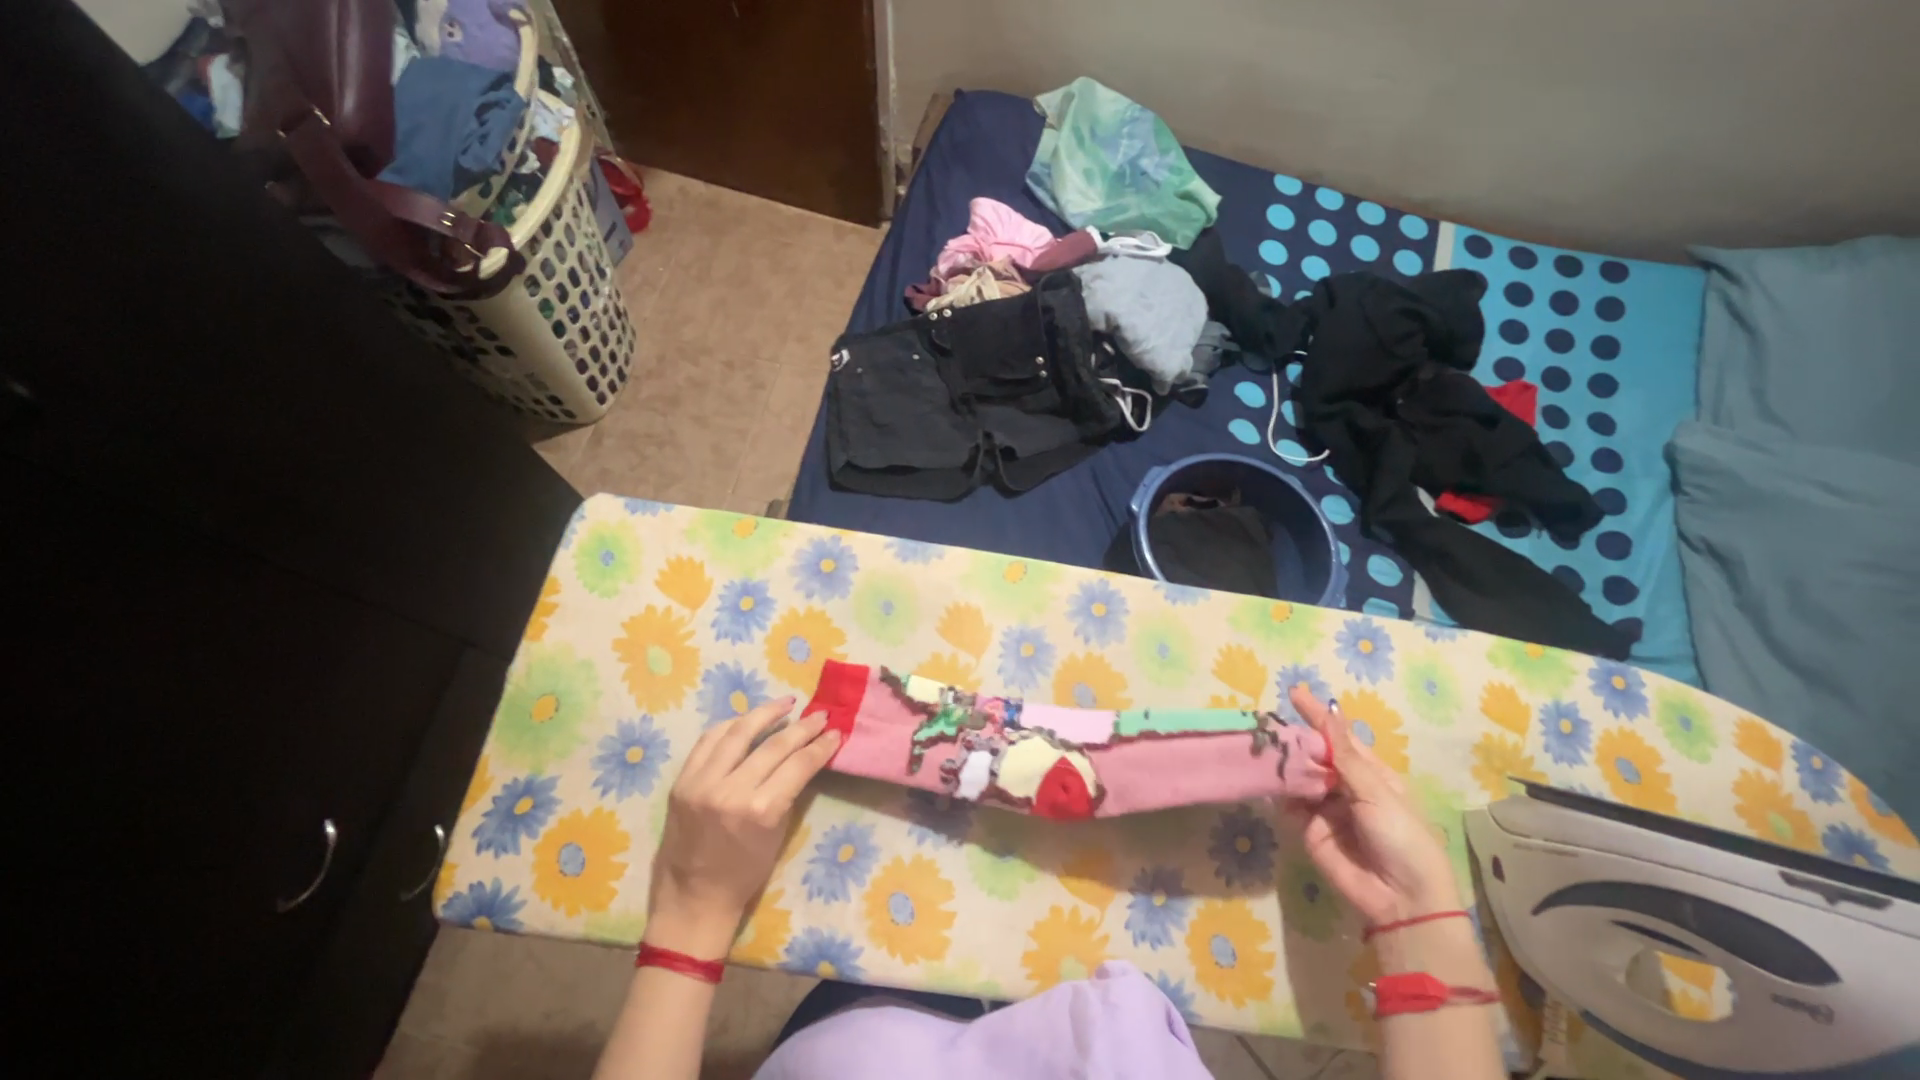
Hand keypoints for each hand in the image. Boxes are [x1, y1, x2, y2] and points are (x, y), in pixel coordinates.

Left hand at [646, 698, 839, 956]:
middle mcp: (730, 790)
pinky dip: (730, 726)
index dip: (820, 746)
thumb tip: (806, 757)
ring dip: (764, 713)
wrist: (693, 897)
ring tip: (785, 703)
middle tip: (819, 715)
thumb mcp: (777, 834)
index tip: (835, 732)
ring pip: (737, 733)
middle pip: (773, 745)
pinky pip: (708, 741)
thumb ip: (789, 792)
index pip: (798, 765)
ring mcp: (701, 783)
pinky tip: (746, 720)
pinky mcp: (682, 781)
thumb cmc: (744, 874)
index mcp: (760, 810)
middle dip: (801, 727)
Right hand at [1286, 686, 1460, 925]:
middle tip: (1270, 727)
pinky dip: (1279, 791)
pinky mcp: (1308, 830)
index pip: (1340, 738)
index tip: (1295, 693)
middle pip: (1315, 756)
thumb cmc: (1403, 839)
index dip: (1319, 716)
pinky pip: (1289, 804)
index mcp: (1372, 774)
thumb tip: (1331, 713)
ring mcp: (1326, 808)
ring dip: (1285, 764)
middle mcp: (1346, 787)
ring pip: (1299, 777)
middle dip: (1296, 741)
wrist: (1402, 899)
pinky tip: (1269, 779)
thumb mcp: (1378, 793)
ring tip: (1265, 749)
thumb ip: (1346, 757)